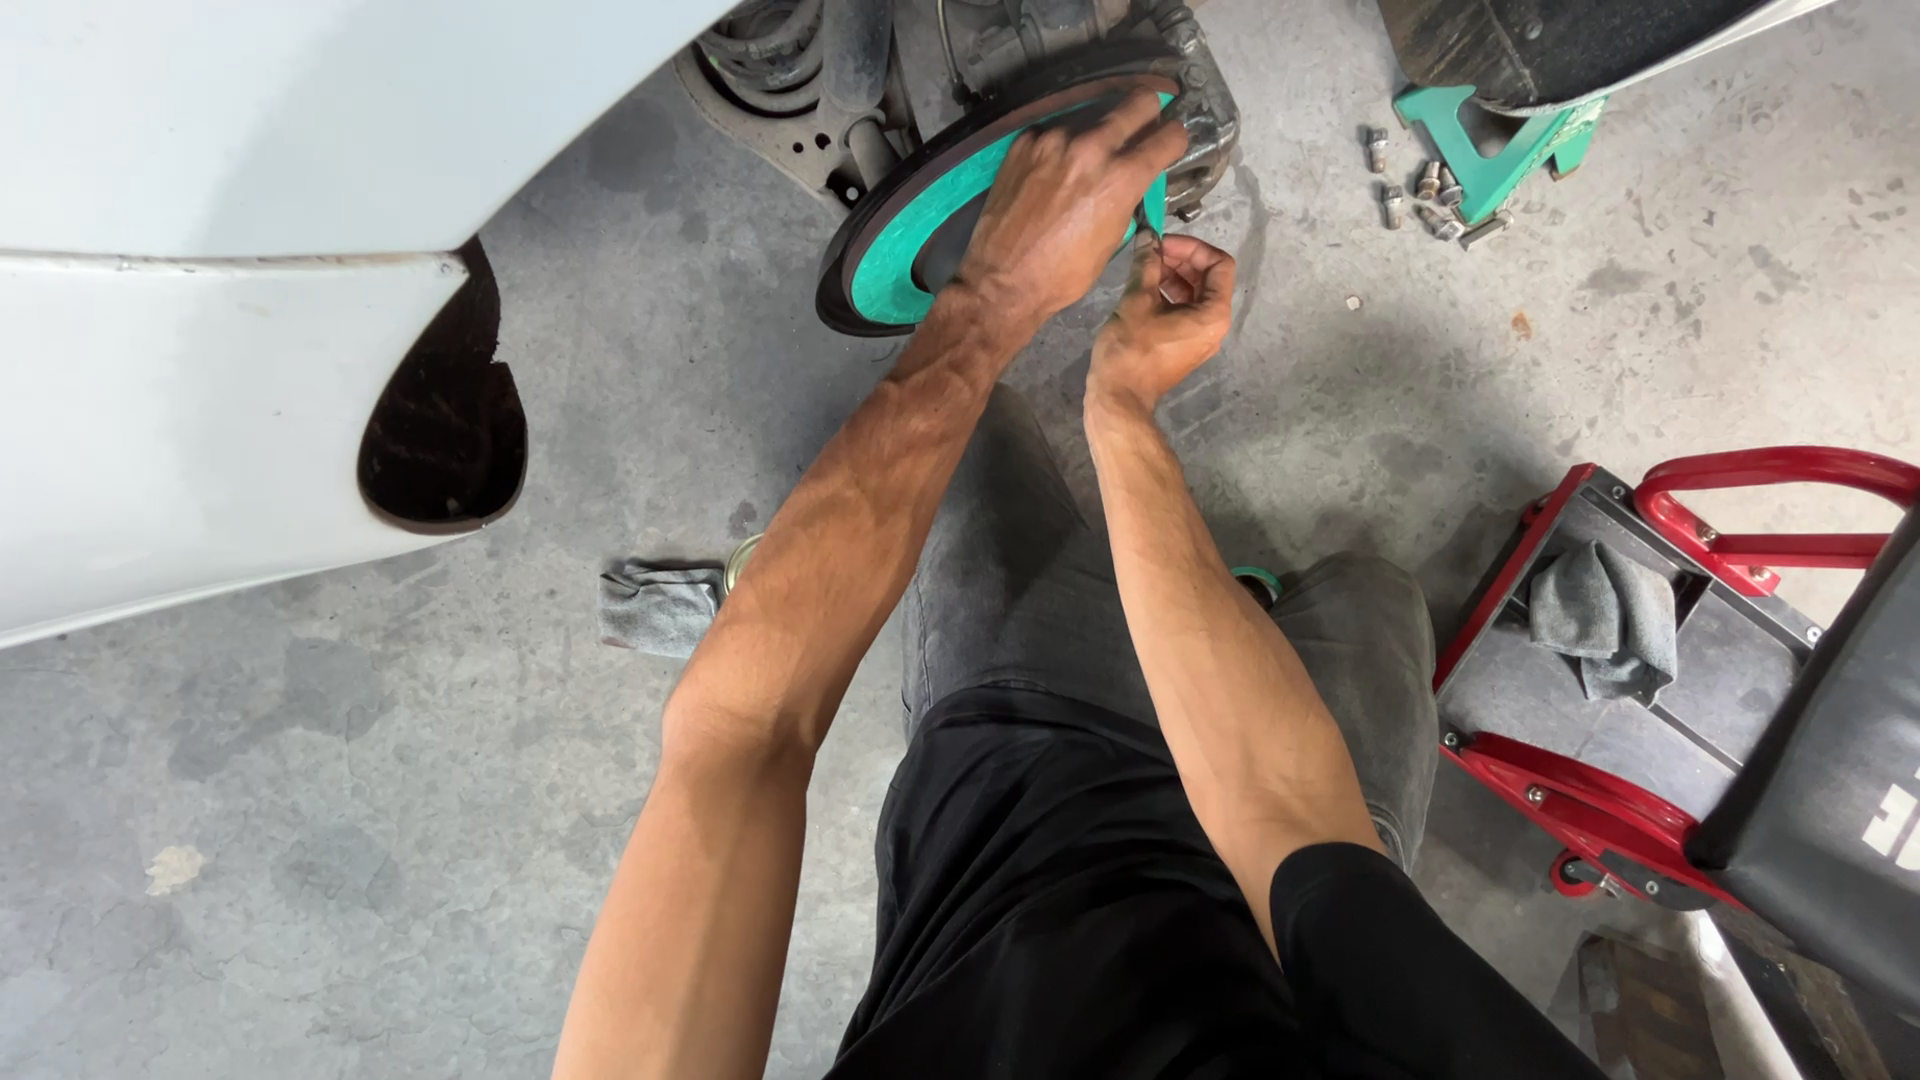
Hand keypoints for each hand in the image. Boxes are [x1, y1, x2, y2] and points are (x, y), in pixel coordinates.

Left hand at [951, 88, 1187, 331]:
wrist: (1003, 282)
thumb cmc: (1061, 275)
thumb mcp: (1112, 240)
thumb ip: (1128, 197)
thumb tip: (1134, 177)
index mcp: (1121, 177)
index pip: (1169, 135)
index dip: (1174, 140)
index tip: (1169, 144)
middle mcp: (1091, 147)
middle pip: (1138, 100)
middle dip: (1147, 113)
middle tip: (1140, 130)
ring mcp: (1054, 139)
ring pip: (1092, 116)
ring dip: (1097, 134)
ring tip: (1084, 165)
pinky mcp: (1025, 142)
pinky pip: (1055, 131)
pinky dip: (1060, 147)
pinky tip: (1052, 174)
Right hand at [1087, 233, 1235, 415]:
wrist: (1118, 398)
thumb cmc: (1130, 350)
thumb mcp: (1137, 300)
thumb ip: (1146, 264)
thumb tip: (1147, 237)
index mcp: (1214, 314)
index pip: (1219, 264)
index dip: (1192, 247)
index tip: (1162, 244)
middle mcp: (1214, 327)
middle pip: (1208, 279)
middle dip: (1180, 261)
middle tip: (1151, 253)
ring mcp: (1199, 340)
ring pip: (1194, 296)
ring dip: (1172, 277)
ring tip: (1143, 270)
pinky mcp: (1182, 348)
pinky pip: (1184, 313)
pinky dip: (1168, 297)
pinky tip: (1143, 291)